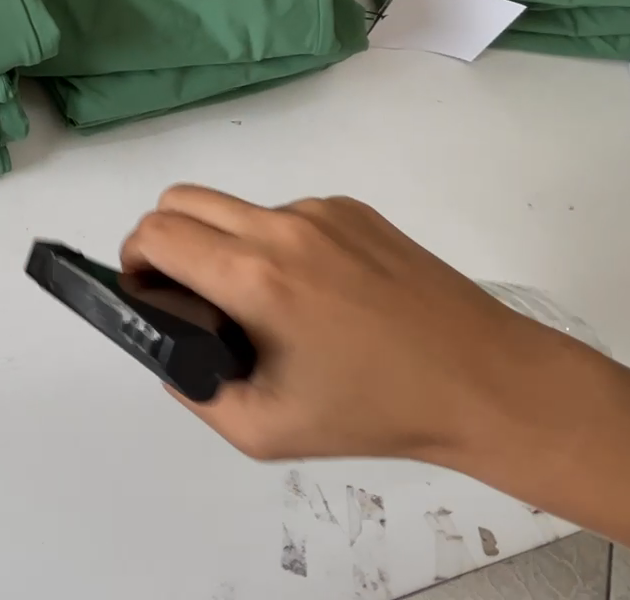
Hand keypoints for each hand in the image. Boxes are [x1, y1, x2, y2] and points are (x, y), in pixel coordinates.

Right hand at [120, 184, 571, 463]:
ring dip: (218, 239)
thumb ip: (194, 392)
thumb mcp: (265, 431)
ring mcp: (317, 212)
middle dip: (162, 238)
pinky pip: (279, 213)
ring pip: (228, 206)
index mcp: (253, 278)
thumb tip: (167, 355)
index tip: (148, 288)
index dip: (134, 258)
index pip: (155, 233)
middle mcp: (278, 229)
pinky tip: (313, 288)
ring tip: (260, 294)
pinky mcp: (349, 208)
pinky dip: (271, 241)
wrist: (495, 387)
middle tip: (184, 285)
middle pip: (177, 200)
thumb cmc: (377, 414)